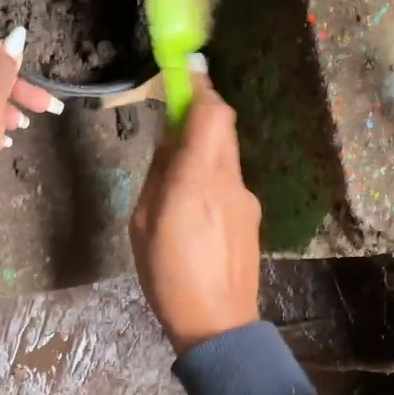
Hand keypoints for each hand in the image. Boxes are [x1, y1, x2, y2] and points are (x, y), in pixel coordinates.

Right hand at [130, 67, 261, 354]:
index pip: (212, 114)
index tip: (187, 69)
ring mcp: (246, 199)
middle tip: (174, 116)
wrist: (218, 325)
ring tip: (175, 172)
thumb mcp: (142, 220)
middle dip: (201, 112)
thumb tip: (169, 141)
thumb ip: (158, 174)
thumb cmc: (167, 273)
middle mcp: (229, 181)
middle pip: (223, 127)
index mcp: (197, 179)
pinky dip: (211, 173)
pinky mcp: (251, 217)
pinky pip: (229, 180)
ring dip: (204, 146)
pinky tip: (192, 206)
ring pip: (226, 154)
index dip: (201, 86)